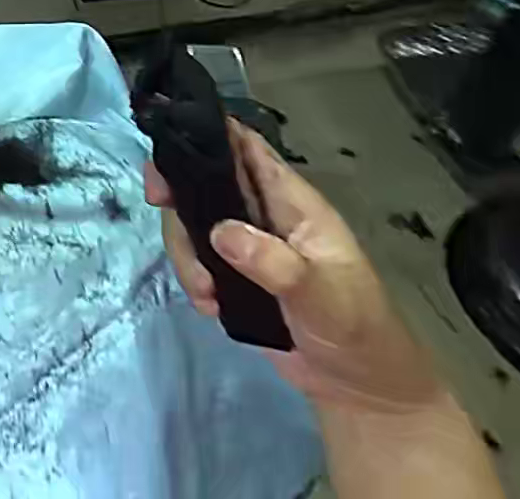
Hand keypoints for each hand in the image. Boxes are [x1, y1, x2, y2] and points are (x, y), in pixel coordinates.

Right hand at [144, 119, 446, 413]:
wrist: (360, 388)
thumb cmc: (356, 328)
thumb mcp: (323, 296)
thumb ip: (274, 263)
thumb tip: (220, 233)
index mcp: (289, 199)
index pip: (245, 145)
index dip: (208, 131)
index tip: (170, 141)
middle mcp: (261, 211)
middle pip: (204, 180)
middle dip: (178, 191)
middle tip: (159, 204)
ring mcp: (244, 241)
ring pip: (192, 221)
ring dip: (185, 251)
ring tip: (205, 291)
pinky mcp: (231, 271)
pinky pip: (195, 257)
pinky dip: (191, 276)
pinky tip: (209, 304)